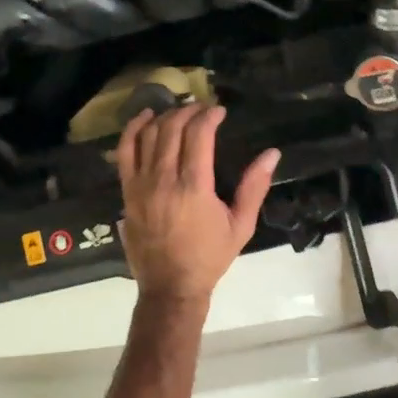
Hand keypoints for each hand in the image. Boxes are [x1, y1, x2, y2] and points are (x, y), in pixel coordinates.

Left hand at [114, 104, 279, 303]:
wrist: (170, 288)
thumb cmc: (209, 257)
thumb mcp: (241, 226)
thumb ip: (255, 187)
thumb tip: (272, 153)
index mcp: (194, 188)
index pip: (198, 135)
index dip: (209, 116)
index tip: (220, 112)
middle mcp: (165, 180)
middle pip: (173, 128)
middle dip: (189, 111)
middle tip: (202, 109)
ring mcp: (142, 185)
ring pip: (150, 135)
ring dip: (166, 117)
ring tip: (180, 112)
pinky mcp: (127, 192)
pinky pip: (125, 152)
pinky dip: (133, 129)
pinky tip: (146, 117)